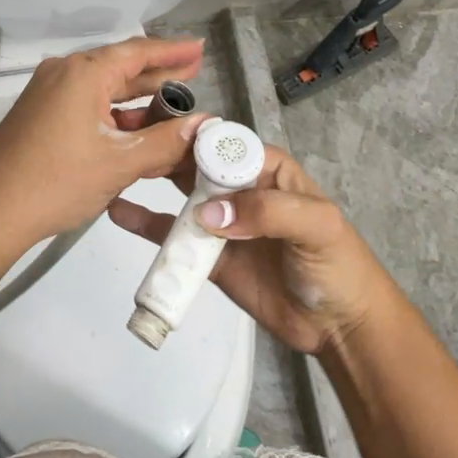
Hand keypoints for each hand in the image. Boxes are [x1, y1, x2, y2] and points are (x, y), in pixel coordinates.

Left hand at [0, 37, 212, 247]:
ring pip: (103, 89)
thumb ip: (166, 141)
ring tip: (174, 104)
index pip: (137, 51)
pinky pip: (87, 104)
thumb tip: (205, 124)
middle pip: (120, 67)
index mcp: (83, 72)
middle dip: (158, 73)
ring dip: (137, 99)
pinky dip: (114, 114)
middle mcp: (64, 73)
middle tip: (195, 71)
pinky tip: (137, 130)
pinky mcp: (41, 115)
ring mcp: (49, 93)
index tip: (200, 47)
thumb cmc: (58, 181)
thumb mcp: (120, 162)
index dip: (172, 51)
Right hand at [109, 145, 388, 354]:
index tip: (155, 130)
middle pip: (195, 162)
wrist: (341, 327)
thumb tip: (207, 214)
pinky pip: (175, 237)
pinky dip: (147, 225)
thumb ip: (267, 211)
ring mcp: (223, 222)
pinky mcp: (210, 257)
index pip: (223, 143)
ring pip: (180, 194)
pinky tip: (119, 213)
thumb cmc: (337, 264)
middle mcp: (240, 188)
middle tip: (124, 144)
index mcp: (267, 168)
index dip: (191, 136)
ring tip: (115, 170)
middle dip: (163, 151)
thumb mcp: (316, 225)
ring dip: (150, 182)